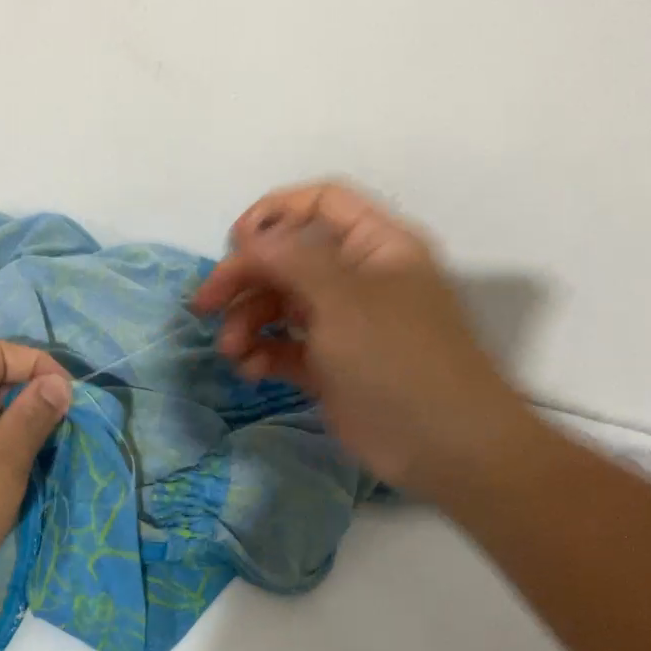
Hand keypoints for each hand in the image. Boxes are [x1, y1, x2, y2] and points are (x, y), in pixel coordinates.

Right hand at [192, 181, 535, 495]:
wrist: (445, 447)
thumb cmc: (398, 359)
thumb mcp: (343, 299)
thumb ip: (290, 258)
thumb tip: (250, 236)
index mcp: (376, 246)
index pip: (320, 203)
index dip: (273, 213)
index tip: (234, 242)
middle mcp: (357, 278)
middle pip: (286, 257)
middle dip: (243, 278)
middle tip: (205, 305)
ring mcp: (342, 323)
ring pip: (277, 304)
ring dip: (246, 322)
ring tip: (232, 351)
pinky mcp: (329, 365)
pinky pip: (282, 346)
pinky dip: (261, 353)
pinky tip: (250, 370)